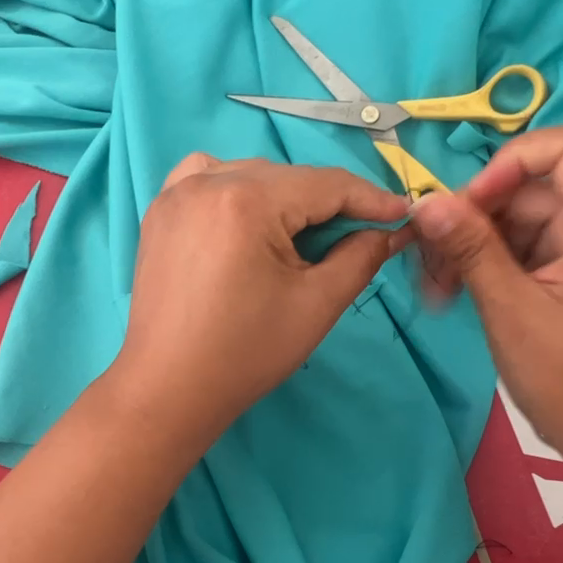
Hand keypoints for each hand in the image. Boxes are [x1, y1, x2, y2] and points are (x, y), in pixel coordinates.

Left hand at [110, 154, 409, 442]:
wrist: (169, 388)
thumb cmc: (246, 352)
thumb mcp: (316, 304)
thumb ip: (360, 258)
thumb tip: (387, 230)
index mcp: (247, 201)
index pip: (325, 184)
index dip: (370, 198)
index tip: (402, 214)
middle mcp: (207, 182)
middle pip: (288, 177)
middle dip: (327, 203)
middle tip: (358, 236)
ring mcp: (176, 194)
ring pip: (250, 174)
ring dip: (283, 196)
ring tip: (300, 236)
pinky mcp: (160, 212)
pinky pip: (206, 177)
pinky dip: (234, 187)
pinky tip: (245, 217)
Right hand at [409, 124, 562, 465]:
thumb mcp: (512, 314)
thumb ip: (471, 250)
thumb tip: (426, 201)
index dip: (514, 160)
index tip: (472, 206)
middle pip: (536, 186)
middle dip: (477, 213)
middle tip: (432, 257)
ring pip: (524, 219)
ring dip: (476, 243)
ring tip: (437, 287)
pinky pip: (530, 249)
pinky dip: (492, 264)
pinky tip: (459, 293)